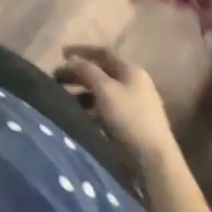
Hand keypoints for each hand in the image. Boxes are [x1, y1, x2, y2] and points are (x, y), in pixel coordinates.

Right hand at [58, 46, 174, 157]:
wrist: (154, 160)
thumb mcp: (105, 90)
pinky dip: (92, 109)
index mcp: (131, 70)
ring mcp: (135, 105)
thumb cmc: (129, 119)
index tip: (61, 54)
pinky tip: (80, 117)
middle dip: (79, 74)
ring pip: (104, 92)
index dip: (82, 51)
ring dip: (83, 93)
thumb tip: (72, 58)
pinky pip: (107, 109)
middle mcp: (135, 83)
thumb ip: (87, 71)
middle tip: (57, 79)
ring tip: (65, 100)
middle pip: (102, 73)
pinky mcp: (133, 124)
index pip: (104, 53)